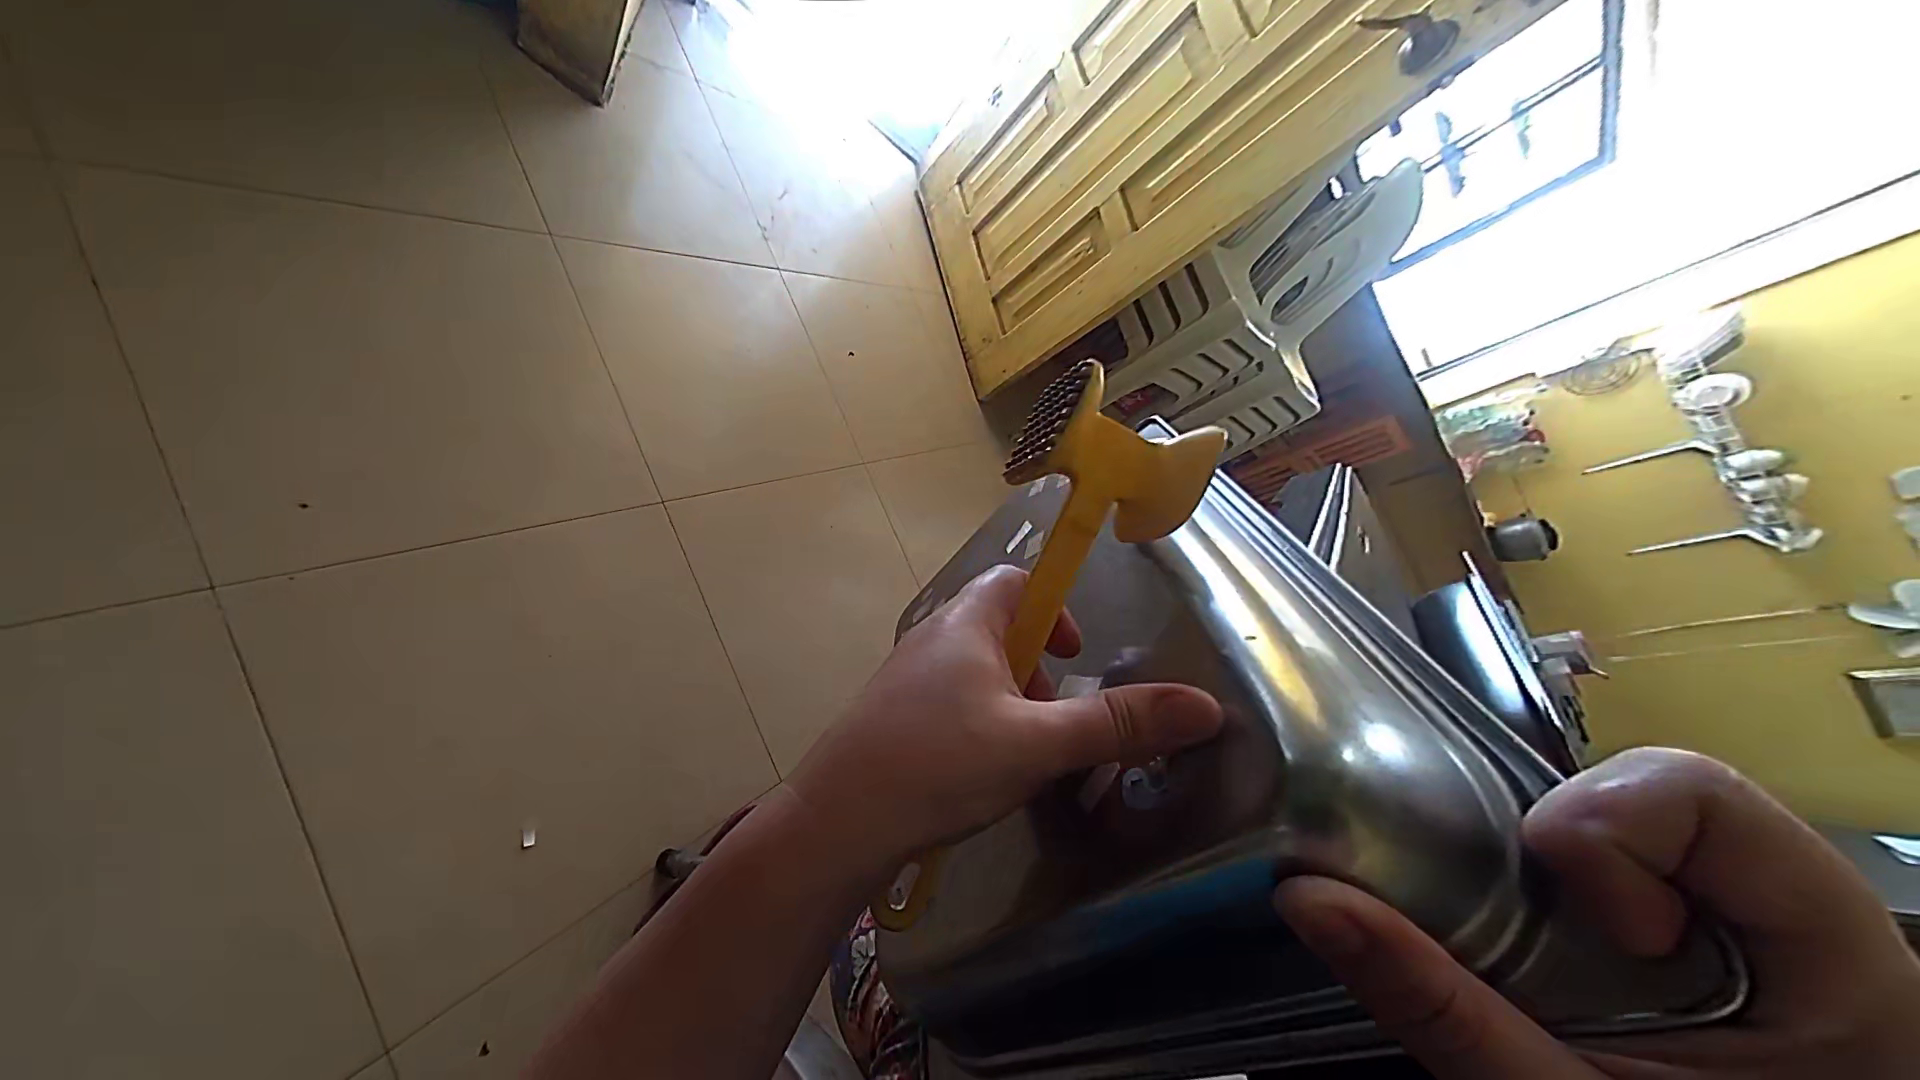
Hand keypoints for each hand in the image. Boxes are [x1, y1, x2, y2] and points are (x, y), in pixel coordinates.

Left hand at [783, 564, 1222, 869]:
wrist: (836, 822)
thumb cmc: (939, 763)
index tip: (1074, 655)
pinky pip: (951, 702)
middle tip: (1053, 714)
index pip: (1017, 580)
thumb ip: (1117, 724)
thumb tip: (1204, 707)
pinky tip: (981, 772)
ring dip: (1011, 699)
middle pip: (999, 626)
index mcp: (966, 622)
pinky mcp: (894, 717)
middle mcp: (932, 637)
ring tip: (1024, 750)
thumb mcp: (1037, 742)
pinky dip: (981, 722)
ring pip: (976, 670)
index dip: (1054, 606)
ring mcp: (907, 679)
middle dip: (1038, 667)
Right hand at [1276, 748, 1919, 1079]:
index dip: (1610, 830)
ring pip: (1582, 815)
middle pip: (1624, 788)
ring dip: (1514, 864)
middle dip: (1539, 846)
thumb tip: (1306, 898)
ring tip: (1509, 941)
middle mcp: (1779, 910)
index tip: (1601, 932)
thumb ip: (1445, 1010)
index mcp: (1838, 964)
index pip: (1702, 795)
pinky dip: (1513, 879)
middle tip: (1522, 930)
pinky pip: (1571, 855)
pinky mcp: (1660, 923)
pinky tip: (1509, 939)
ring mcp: (1715, 913)